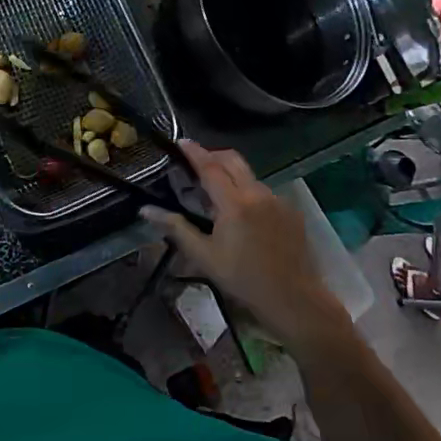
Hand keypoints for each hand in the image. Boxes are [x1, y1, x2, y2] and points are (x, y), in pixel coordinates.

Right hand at [140, 142, 342, 343]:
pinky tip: (238, 214)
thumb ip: (175, 227)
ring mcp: (278, 201)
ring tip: (213, 193)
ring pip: (249, 176)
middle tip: (194, 163)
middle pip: (233, 161)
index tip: (181, 142)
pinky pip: (263, 191)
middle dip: (212, 156)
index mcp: (235, 204)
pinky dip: (245, 191)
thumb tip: (146, 210)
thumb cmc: (242, 278)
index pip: (211, 168)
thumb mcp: (203, 255)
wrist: (294, 298)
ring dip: (229, 175)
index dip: (194, 153)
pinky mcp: (290, 212)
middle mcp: (258, 194)